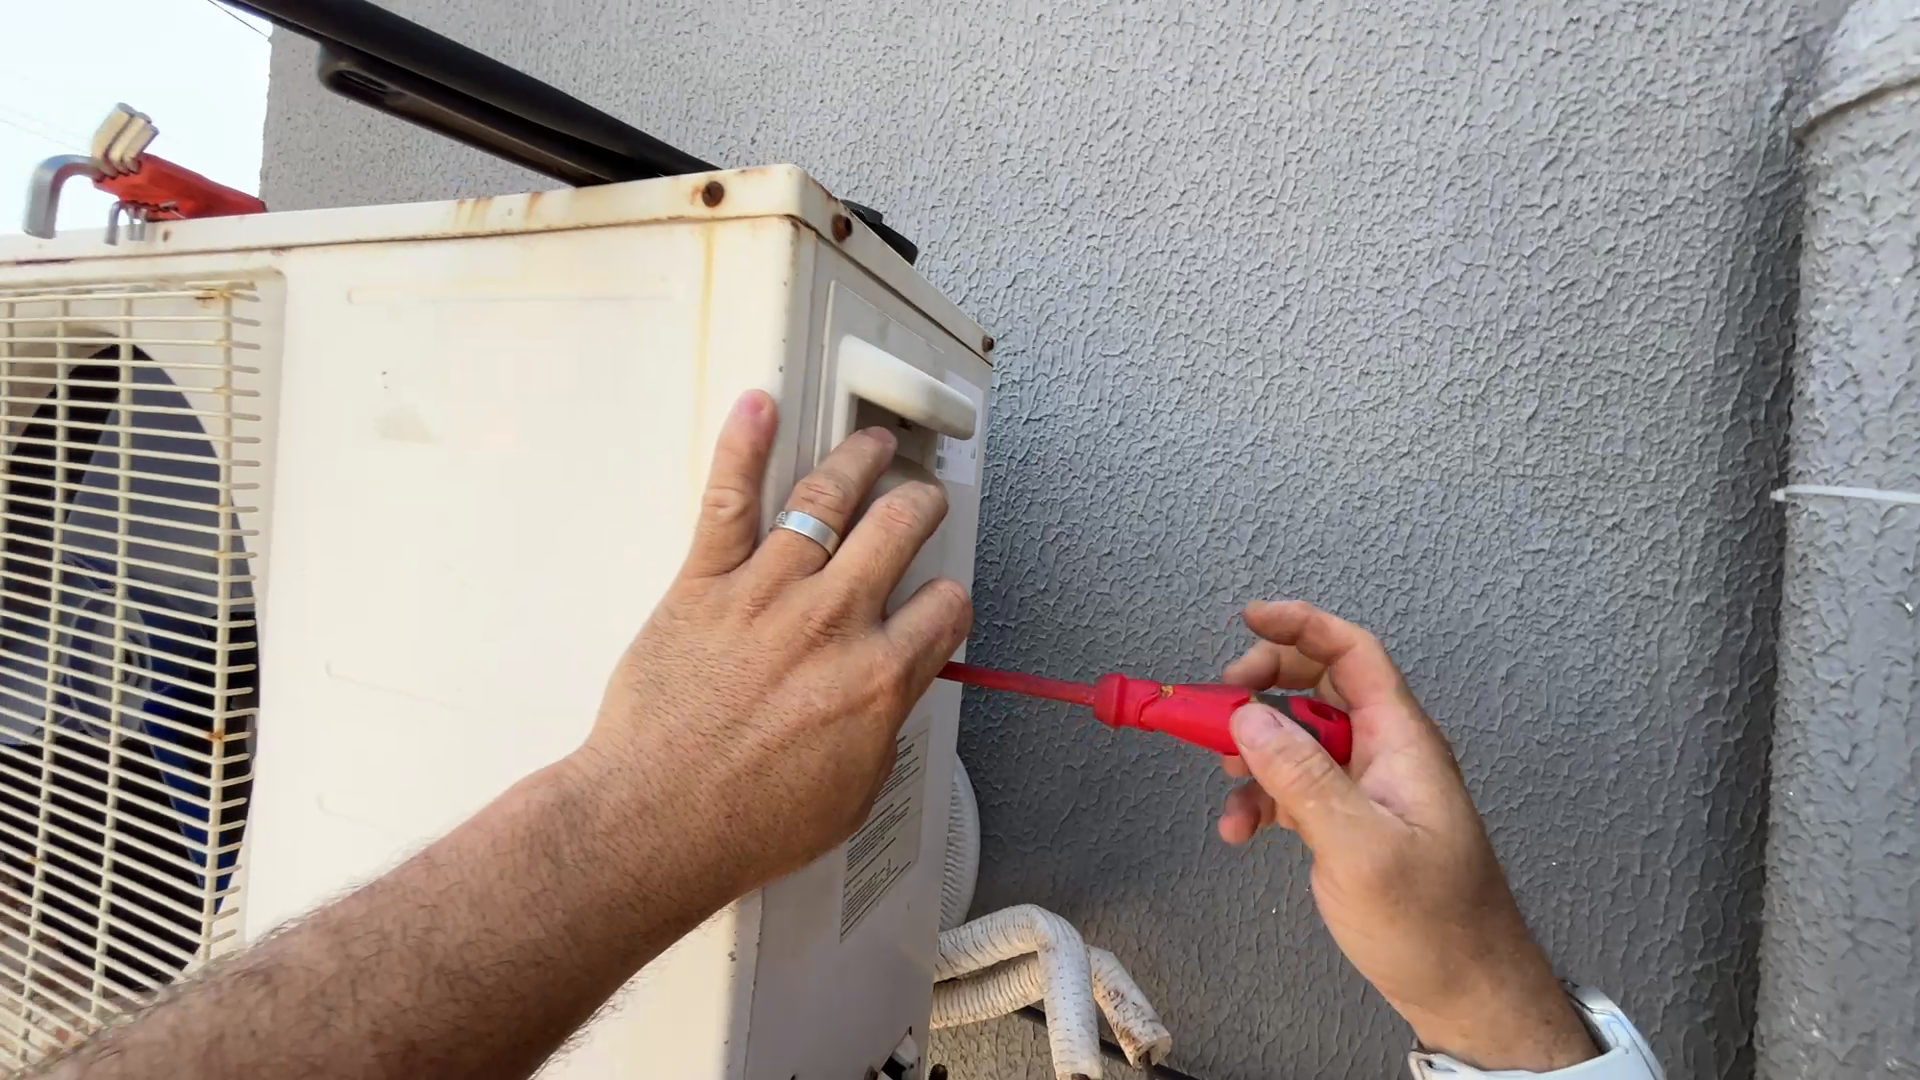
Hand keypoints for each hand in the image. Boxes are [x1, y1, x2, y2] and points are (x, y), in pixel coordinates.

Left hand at [574, 390, 971, 901]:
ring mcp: (769, 592)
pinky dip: (744, 445)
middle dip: (922, 502)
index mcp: (879, 676)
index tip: (937, 600)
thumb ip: (885, 723)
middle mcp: (833, 620)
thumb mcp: (855, 787)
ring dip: (862, 458)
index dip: (949, 600)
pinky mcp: (707, 583)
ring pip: (828, 497)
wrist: (652, 824)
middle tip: (921, 496)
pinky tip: (760, 407)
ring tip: (875, 442)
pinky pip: (730, 500)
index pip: (946, 606)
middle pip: (901, 527)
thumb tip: (888, 689)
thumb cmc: (747, 820)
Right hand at [1217, 601, 1596, 1071]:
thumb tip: (1247, 716)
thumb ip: (1303, 777)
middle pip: (1312, 683)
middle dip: (1260, 684)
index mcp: (1400, 739)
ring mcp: (1357, 782)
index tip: (1248, 617)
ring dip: (1248, 747)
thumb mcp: (1362, 847)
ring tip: (1225, 776)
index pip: (1352, 653)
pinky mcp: (1338, 813)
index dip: (1301, 624)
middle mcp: (1378, 749)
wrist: (1464, 997)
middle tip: (1218, 702)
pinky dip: (1254, 797)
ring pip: (1290, 732)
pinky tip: (1239, 827)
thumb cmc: (1433, 925)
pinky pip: (1285, 782)